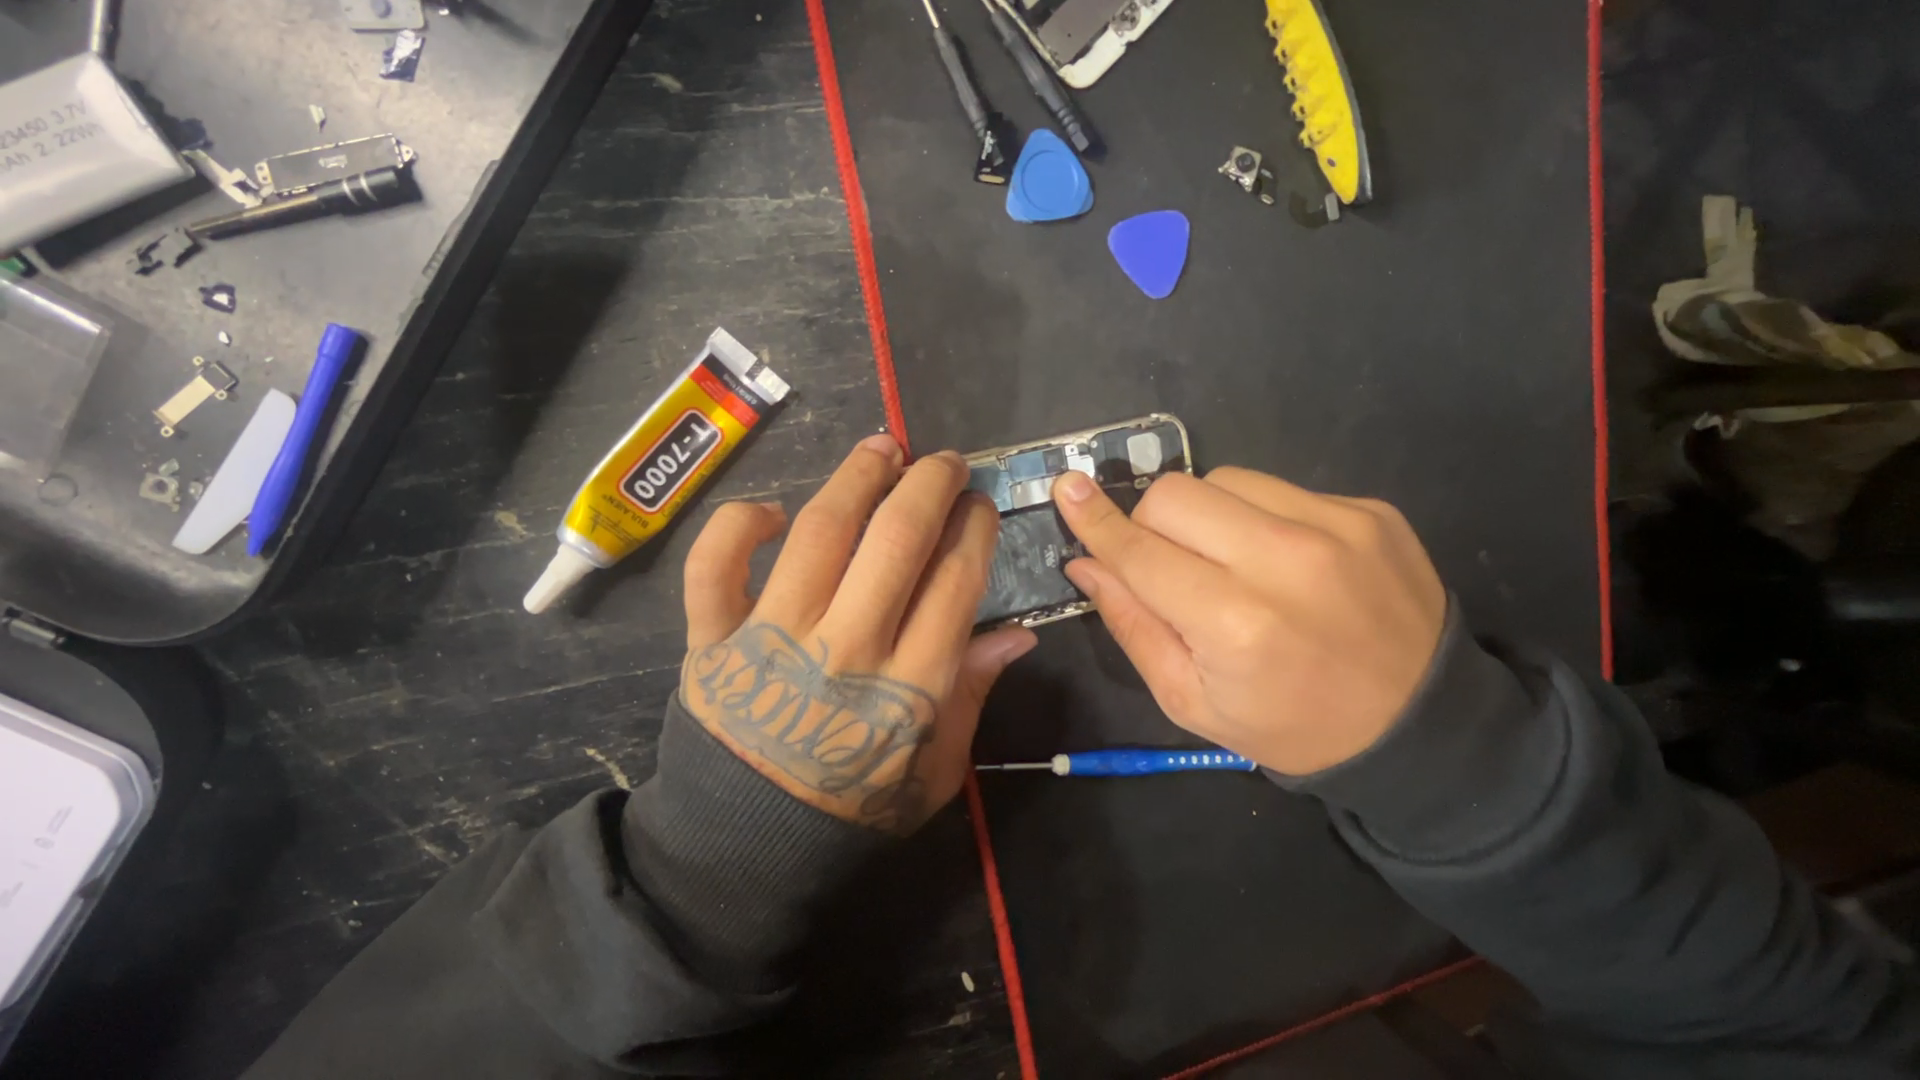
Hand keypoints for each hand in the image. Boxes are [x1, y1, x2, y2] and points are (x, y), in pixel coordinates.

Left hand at [678, 434, 1036, 833]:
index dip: (974, 529)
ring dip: (858, 477)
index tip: (980, 506)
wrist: (747, 846)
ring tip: (883, 449)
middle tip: (945, 462)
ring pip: (821, 530)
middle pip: (896, 539)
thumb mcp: (936, 770)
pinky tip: (775, 513)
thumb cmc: (854, 809)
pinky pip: (716, 563)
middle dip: (930, 485)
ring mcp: (773, 637)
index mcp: (909, 687)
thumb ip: (972, 695)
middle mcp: (845, 648)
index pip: (954, 581)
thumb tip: (1019, 634)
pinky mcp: (711, 638)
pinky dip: (741, 525)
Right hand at [1052, 468, 1445, 774]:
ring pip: (1225, 479)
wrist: (1420, 725)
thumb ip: (1133, 626)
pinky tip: (1285, 561)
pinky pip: (1280, 487)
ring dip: (1208, 515)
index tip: (1067, 490)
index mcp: (1234, 623)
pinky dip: (1261, 517)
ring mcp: (1335, 525)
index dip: (1096, 522)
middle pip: (1175, 495)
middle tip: (1173, 566)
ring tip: (1234, 563)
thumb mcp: (1194, 702)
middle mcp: (1284, 560)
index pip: (1140, 551)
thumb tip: (1088, 563)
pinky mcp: (1369, 509)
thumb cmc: (1291, 726)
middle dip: (1153, 524)